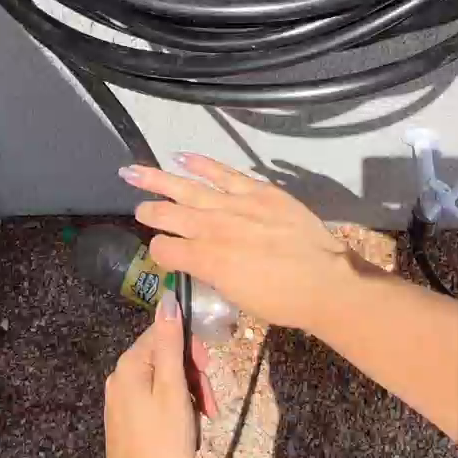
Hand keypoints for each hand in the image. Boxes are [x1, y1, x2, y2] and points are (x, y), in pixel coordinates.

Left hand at [105, 294, 217, 457]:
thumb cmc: (163, 439)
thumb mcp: (173, 388)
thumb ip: (170, 342)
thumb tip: (168, 297)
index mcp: (129, 364)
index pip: (164, 332)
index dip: (189, 346)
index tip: (207, 368)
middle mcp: (120, 376)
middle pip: (164, 357)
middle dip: (191, 375)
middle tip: (209, 402)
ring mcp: (121, 401)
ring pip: (163, 381)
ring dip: (188, 394)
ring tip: (203, 419)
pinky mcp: (126, 422)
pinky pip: (155, 401)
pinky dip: (175, 409)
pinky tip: (187, 429)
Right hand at [121, 153, 373, 331]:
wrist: (323, 280)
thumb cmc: (282, 301)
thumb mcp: (237, 297)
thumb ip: (212, 274)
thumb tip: (197, 260)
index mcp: (207, 261)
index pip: (166, 250)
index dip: (159, 251)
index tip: (160, 251)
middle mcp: (214, 228)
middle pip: (169, 215)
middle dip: (149, 211)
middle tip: (136, 207)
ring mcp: (234, 204)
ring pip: (187, 187)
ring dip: (157, 179)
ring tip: (134, 172)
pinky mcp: (256, 189)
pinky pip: (222, 172)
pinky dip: (201, 163)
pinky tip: (182, 156)